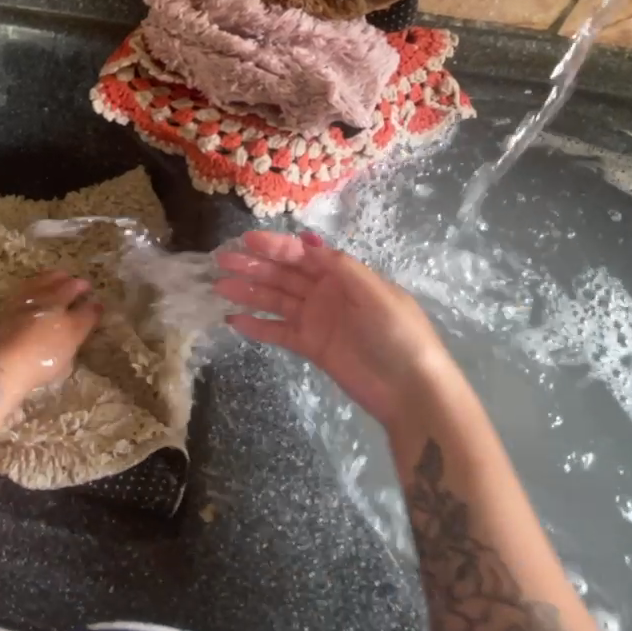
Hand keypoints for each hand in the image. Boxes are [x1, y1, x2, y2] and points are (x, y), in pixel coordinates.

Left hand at [0, 270, 102, 393]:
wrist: (5, 363)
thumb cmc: (38, 368)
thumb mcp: (64, 364)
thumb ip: (71, 344)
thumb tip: (74, 332)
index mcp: (71, 325)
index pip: (89, 311)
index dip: (95, 308)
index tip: (98, 306)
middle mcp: (54, 307)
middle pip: (70, 287)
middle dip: (79, 285)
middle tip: (84, 285)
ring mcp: (32, 301)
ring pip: (49, 279)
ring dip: (59, 277)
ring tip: (63, 277)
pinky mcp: (14, 301)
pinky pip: (31, 284)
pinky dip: (39, 281)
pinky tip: (39, 284)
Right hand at [215, 231, 453, 425]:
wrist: (411, 391)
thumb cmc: (399, 335)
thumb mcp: (375, 294)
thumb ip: (340, 266)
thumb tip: (305, 239)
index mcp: (343, 275)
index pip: (302, 254)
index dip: (275, 246)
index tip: (246, 240)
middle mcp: (326, 292)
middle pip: (284, 275)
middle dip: (253, 266)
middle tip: (221, 261)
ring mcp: (317, 320)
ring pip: (276, 301)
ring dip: (249, 293)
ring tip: (220, 287)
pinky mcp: (311, 347)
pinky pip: (279, 332)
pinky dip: (257, 326)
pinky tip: (234, 320)